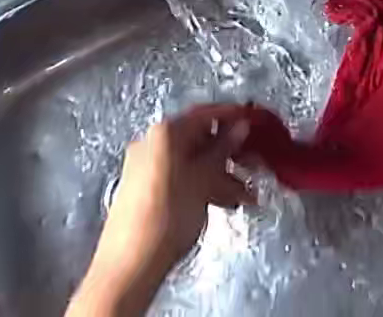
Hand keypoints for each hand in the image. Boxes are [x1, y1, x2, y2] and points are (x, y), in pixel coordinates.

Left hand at [74, 104, 252, 314]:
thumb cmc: (167, 216)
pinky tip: (224, 202)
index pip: (205, 113)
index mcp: (165, 132)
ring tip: (246, 192)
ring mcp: (146, 169)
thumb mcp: (205, 178)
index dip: (233, 116)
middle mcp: (152, 144)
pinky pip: (182, 179)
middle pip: (199, 139)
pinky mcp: (145, 192)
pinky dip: (203, 187)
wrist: (129, 269)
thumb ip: (224, 148)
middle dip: (230, 152)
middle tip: (254, 160)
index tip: (253, 121)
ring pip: (193, 163)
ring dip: (221, 174)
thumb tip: (239, 127)